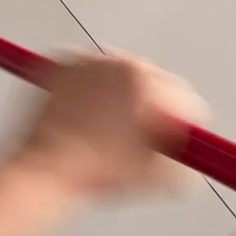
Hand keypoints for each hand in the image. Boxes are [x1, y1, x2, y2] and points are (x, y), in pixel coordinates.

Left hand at [11, 52, 207, 197]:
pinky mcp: (56, 63)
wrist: (43, 169)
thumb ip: (185, 165)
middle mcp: (117, 61)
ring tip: (101, 127)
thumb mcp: (155, 176)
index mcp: (147, 82)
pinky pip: (82, 72)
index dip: (180, 124)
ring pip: (114, 75)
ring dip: (115, 95)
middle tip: (133, 135)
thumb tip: (192, 162)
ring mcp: (84, 59)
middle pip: (149, 81)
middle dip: (146, 106)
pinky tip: (79, 113)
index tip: (171, 137)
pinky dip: (83, 87)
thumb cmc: (92, 171)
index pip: (182, 98)